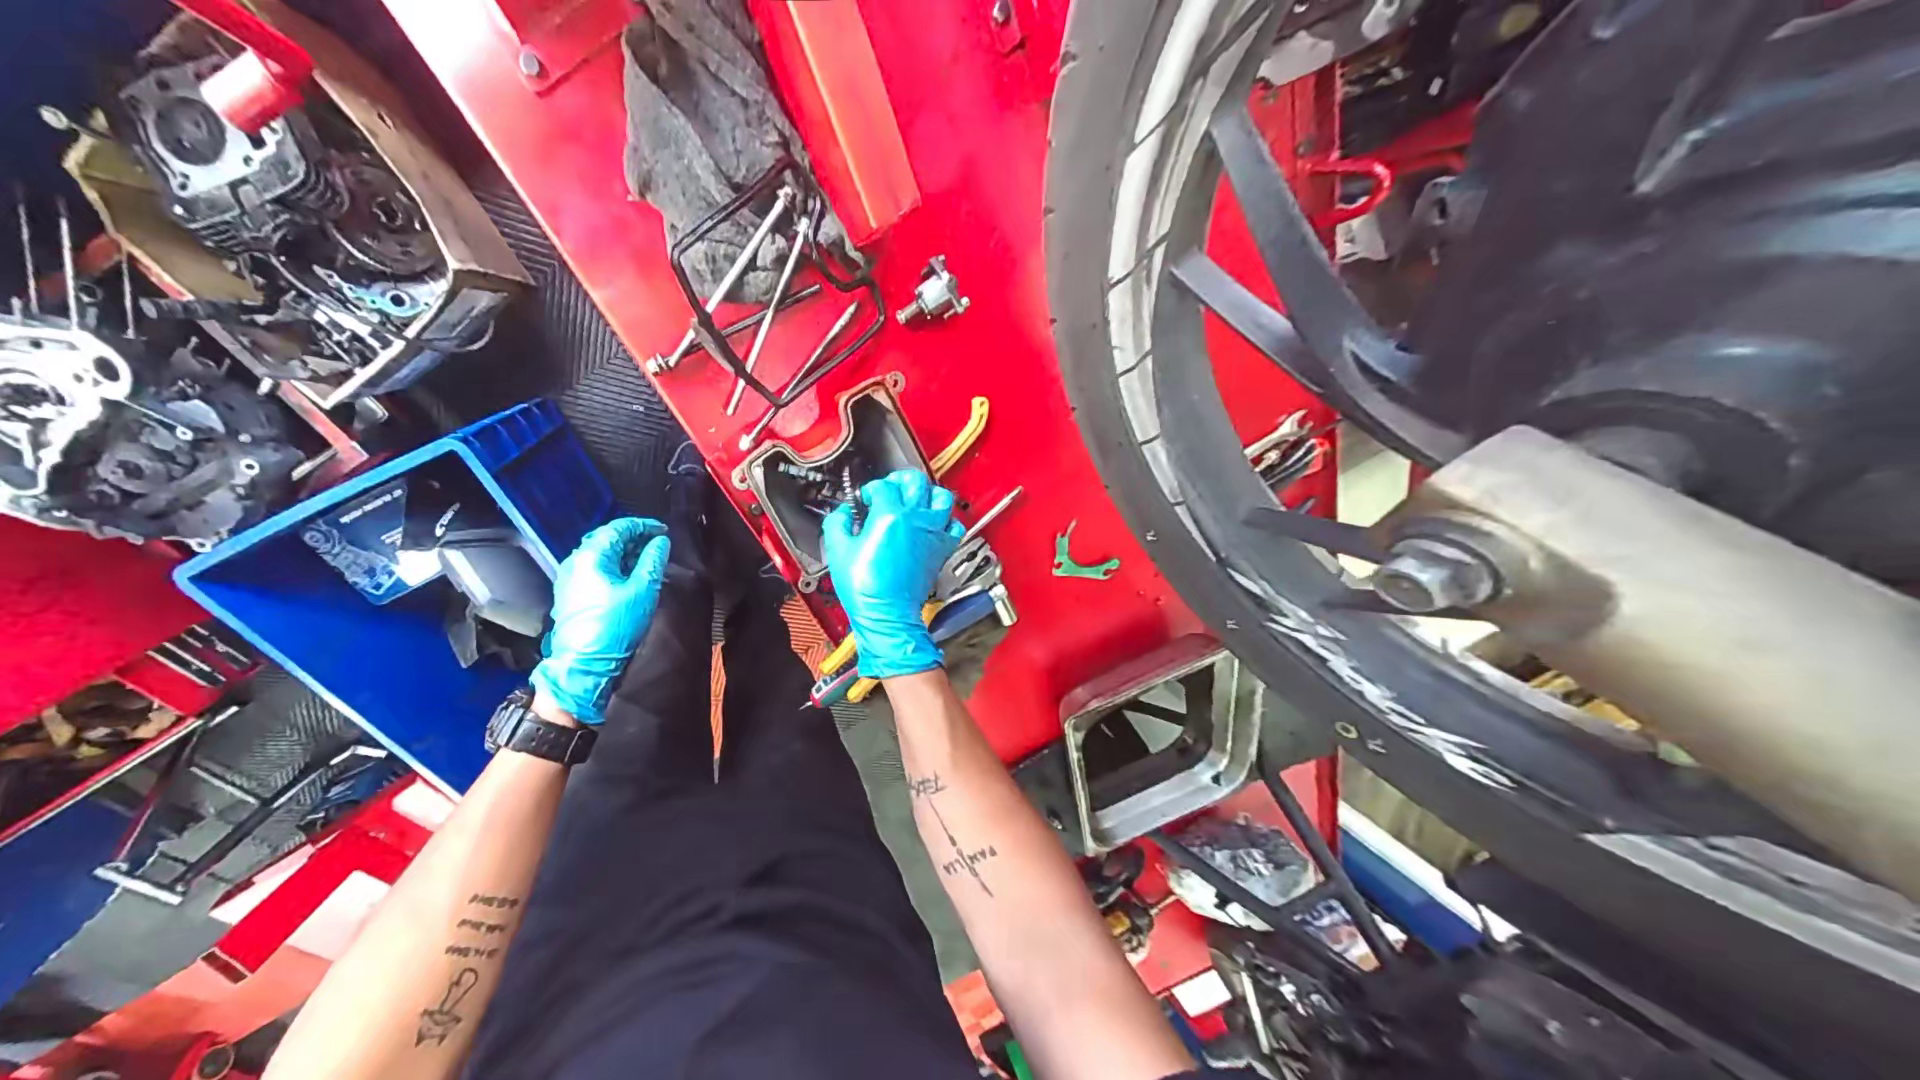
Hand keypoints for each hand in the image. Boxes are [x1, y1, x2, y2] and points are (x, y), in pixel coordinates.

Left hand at [530, 517, 670, 725]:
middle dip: (634, 538)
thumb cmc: (615, 627)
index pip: (618, 528)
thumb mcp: (643, 591)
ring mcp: (570, 579)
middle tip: (658, 544)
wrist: (584, 665)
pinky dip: (614, 566)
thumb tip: (660, 542)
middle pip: (606, 539)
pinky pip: (594, 569)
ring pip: (600, 554)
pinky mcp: (571, 594)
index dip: (644, 526)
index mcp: (591, 556)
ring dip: (624, 553)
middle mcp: (575, 562)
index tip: (664, 532)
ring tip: (647, 560)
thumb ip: (653, 561)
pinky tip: (630, 576)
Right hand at [823, 469, 963, 678]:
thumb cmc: (866, 588)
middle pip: (916, 480)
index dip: (871, 490)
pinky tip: (933, 523)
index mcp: (890, 516)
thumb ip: (837, 522)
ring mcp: (932, 534)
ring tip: (915, 499)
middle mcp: (916, 520)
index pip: (884, 485)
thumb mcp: (837, 550)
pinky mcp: (941, 549)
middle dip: (900, 479)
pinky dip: (946, 520)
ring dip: (928, 493)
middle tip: (890, 488)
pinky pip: (954, 526)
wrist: (887, 615)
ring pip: (942, 497)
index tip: (865, 500)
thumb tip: (843, 514)